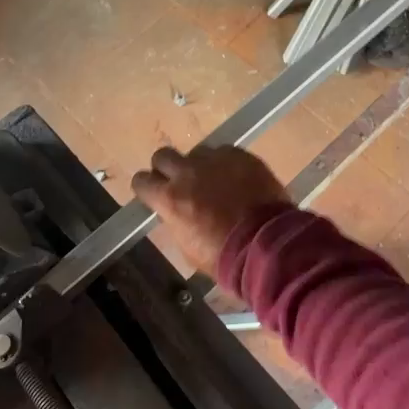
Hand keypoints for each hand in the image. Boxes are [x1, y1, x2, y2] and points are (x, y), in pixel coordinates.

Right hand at [131, 146, 289, 275]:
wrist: (266, 244)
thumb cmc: (223, 256)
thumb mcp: (187, 245)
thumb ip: (176, 220)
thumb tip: (176, 211)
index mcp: (169, 198)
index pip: (141, 181)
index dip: (147, 187)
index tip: (154, 193)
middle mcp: (186, 172)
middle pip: (163, 156)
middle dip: (168, 168)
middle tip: (180, 182)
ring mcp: (215, 160)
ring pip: (197, 152)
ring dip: (200, 165)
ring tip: (215, 181)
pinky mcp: (240, 155)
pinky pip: (225, 152)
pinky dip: (226, 164)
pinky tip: (237, 178)